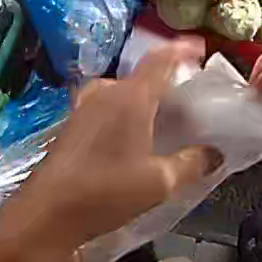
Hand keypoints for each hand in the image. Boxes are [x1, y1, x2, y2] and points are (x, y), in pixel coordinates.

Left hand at [0, 37, 221, 257]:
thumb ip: (191, 163)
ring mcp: (84, 107)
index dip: (182, 50)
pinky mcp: (71, 125)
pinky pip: (105, 106)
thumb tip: (215, 153)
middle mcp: (106, 93)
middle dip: (165, 82)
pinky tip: (129, 136)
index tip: (199, 47)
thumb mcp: (160, 182)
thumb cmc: (106, 192)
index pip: (160, 60)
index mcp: (131, 97)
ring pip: (121, 92)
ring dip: (141, 98)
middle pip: (141, 76)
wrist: (46, 214)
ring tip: (159, 117)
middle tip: (186, 98)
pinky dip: (123, 111)